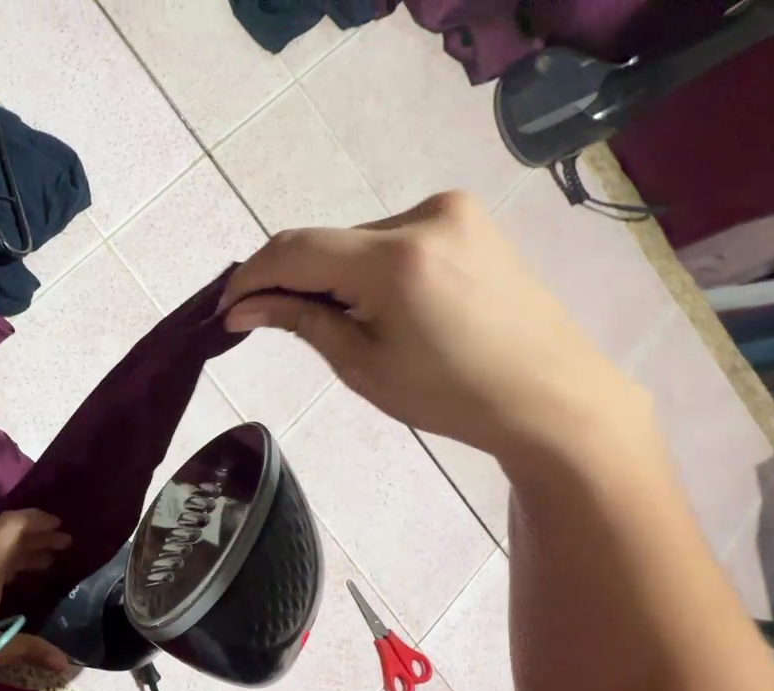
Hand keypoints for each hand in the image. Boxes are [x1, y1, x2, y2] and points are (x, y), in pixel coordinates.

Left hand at [0, 509, 73, 685]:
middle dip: (36, 541)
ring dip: (18, 556)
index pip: (15, 524)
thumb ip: (29, 649)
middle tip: (64, 547)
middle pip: (7, 538)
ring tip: (43, 566)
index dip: (39, 520)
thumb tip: (67, 662)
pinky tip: (6, 584)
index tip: (61, 526)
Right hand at [219, 192, 654, 463]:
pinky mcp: (466, 220)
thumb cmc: (448, 393)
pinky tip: (366, 304)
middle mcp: (425, 216)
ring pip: (354, 240)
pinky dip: (360, 267)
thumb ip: (299, 320)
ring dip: (325, 274)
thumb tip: (239, 308)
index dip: (249, 277)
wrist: (549, 394)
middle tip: (265, 323)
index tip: (224, 311)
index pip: (294, 250)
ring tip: (327, 322)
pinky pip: (387, 239)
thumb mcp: (361, 362)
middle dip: (287, 280)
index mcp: (397, 258)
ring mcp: (452, 212)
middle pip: (324, 243)